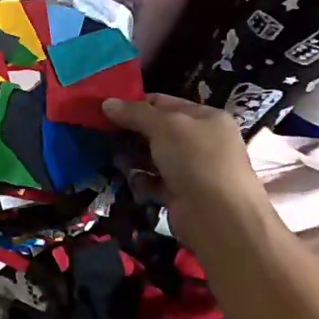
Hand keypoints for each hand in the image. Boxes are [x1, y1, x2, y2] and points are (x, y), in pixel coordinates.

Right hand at [101, 94, 274, 242]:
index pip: (163, 102)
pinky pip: (152, 179)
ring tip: (109, 154)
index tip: (104, 108)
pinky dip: (139, 178)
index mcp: (205, 118)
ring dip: (131, 155)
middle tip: (99, 131)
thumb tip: (106, 103)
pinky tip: (128, 177)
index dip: (134, 103)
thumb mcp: (166, 127)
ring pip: (152, 155)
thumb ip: (135, 113)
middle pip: (156, 129)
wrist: (218, 216)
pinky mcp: (179, 191)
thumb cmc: (196, 160)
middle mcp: (200, 140)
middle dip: (129, 130)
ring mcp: (190, 167)